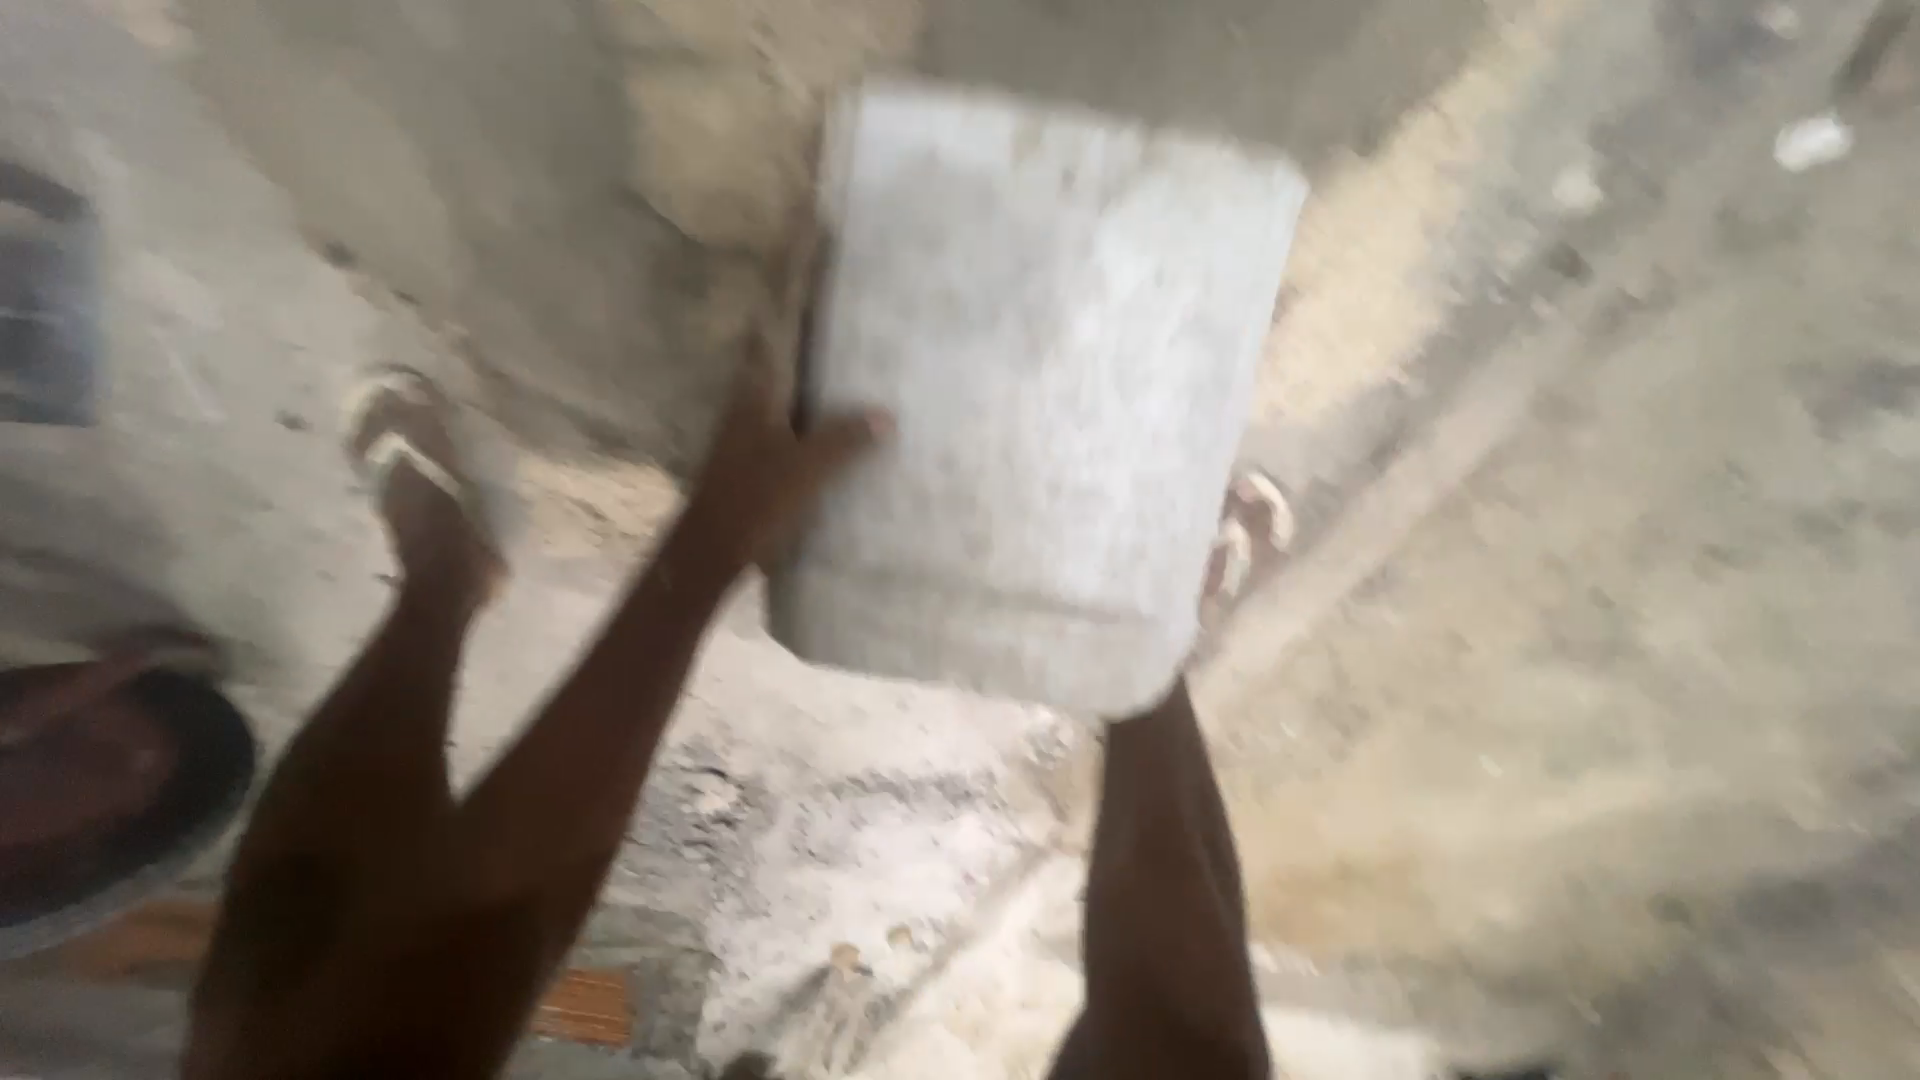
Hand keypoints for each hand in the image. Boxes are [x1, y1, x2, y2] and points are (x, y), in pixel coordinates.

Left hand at [679, 226, 890, 571]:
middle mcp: (754, 379)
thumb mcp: (804, 470)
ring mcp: (755, 401)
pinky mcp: (761, 423)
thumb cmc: (752, 501)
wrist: (710, 543)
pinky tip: (830, 364)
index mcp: (762, 379)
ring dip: (799, 307)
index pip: (782, 306)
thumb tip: (886, 414)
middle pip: (777, 311)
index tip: (813, 217)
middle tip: (827, 240)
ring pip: (779, 339)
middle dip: (797, 272)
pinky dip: (807, 350)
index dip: (797, 262)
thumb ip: (843, 440)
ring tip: (833, 288)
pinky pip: (788, 370)